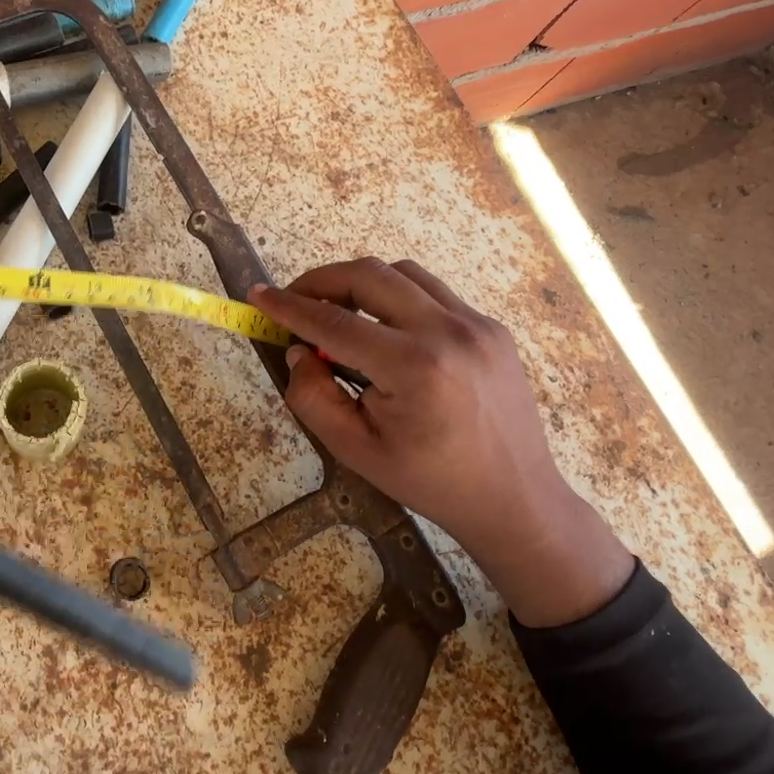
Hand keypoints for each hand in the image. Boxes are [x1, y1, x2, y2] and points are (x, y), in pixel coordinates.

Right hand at [249, 259, 631, 626]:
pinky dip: (397, 298)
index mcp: (413, 368)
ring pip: (402, 274)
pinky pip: (432, 292)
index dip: (289, 306)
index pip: (334, 322)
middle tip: (294, 300)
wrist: (515, 499)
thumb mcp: (355, 450)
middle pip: (369, 275)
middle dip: (321, 280)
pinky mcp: (491, 327)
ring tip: (337, 312)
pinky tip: (385, 329)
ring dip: (360, 283)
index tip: (258, 295)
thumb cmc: (430, 481)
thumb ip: (312, 397)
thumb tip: (298, 350)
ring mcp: (477, 324)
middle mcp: (449, 332)